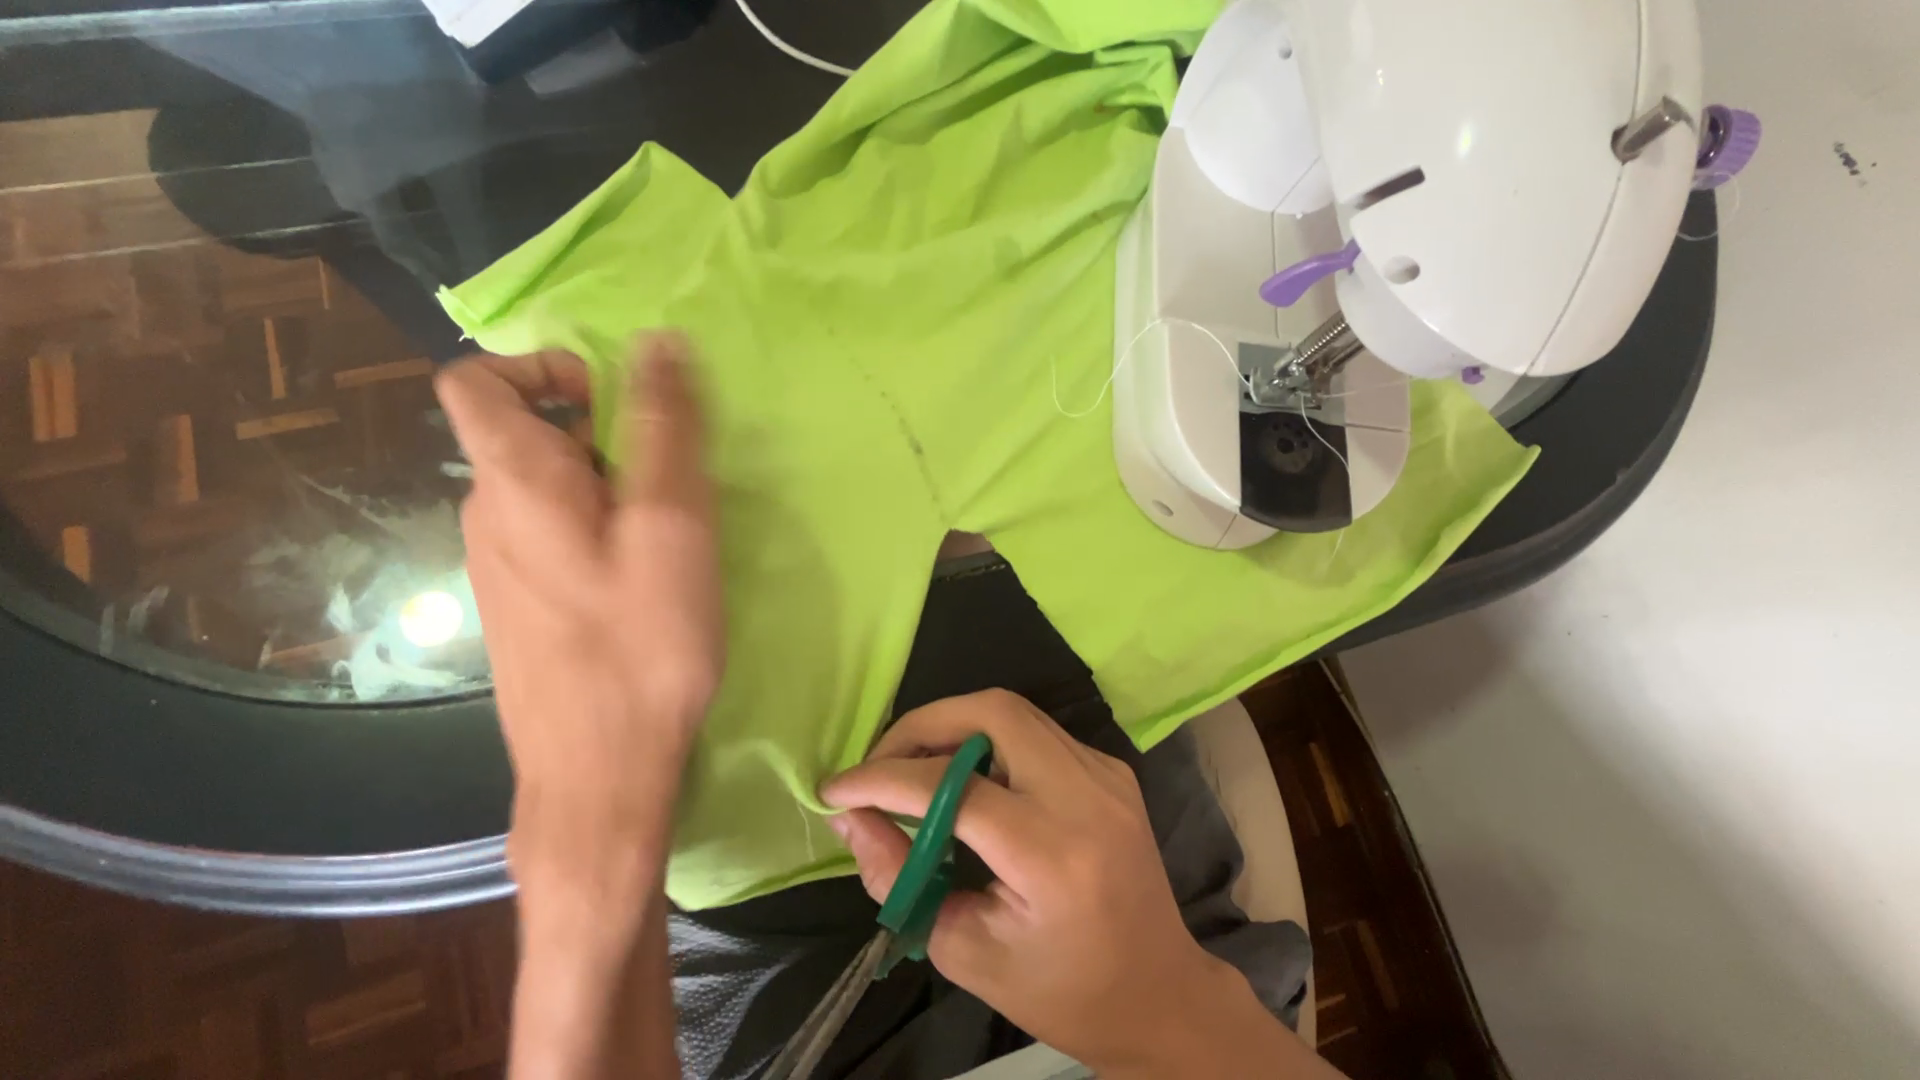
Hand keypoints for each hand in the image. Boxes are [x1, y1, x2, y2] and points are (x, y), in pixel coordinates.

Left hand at [436, 333, 721, 907]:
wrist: (599, 773)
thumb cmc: (640, 644)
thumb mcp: (671, 525)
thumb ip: (664, 428)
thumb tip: (657, 341)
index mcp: (511, 482)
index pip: (476, 380)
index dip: (541, 367)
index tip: (611, 405)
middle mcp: (486, 516)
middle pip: (526, 434)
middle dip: (602, 437)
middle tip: (670, 489)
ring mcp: (497, 568)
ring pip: (548, 490)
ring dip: (610, 490)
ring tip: (668, 543)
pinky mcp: (520, 608)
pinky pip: (554, 538)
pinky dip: (599, 534)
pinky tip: (644, 589)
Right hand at [820, 691, 1291, 1076]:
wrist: (1161, 994)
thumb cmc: (1062, 992)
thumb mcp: (966, 951)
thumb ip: (900, 880)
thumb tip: (850, 820)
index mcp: (1052, 853)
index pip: (953, 786)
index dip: (884, 778)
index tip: (837, 790)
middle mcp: (1086, 794)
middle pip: (992, 712)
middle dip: (922, 726)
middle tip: (879, 764)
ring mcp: (1105, 774)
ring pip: (1014, 711)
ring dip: (952, 726)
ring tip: (911, 768)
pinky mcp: (1111, 770)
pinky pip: (1035, 731)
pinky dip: (987, 739)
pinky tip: (964, 778)